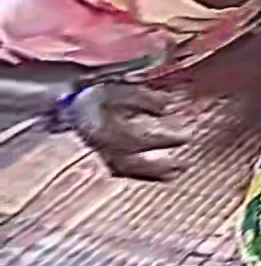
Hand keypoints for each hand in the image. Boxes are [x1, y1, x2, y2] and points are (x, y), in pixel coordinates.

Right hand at [70, 83, 191, 180]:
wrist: (68, 106)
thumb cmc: (101, 95)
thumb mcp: (124, 92)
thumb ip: (148, 100)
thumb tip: (171, 109)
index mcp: (103, 131)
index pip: (134, 141)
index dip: (160, 141)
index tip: (187, 139)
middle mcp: (99, 146)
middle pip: (125, 163)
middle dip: (154, 167)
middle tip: (184, 167)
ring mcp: (98, 152)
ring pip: (121, 168)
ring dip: (148, 173)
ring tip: (176, 173)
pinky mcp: (100, 154)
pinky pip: (119, 166)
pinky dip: (139, 171)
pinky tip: (161, 172)